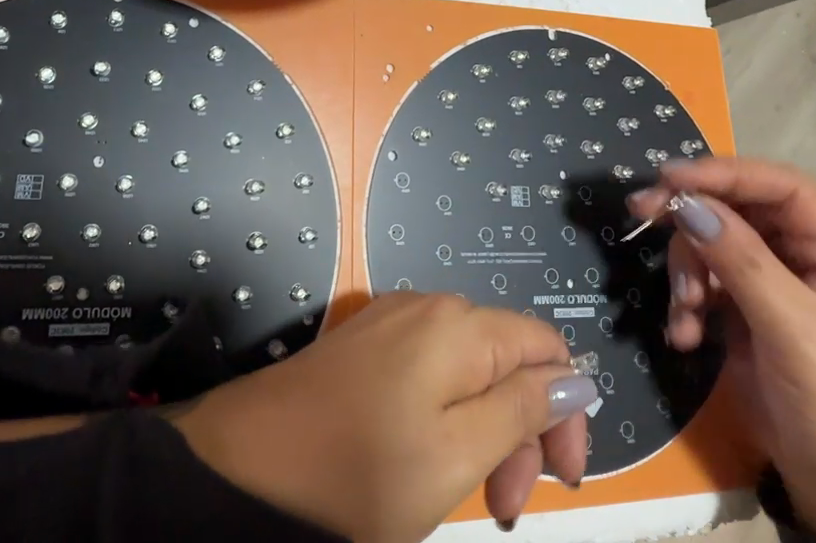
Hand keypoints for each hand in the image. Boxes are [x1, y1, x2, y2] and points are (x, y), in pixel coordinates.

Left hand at [168, 291, 599, 541]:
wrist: (239, 467)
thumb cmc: (355, 472)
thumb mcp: (455, 454)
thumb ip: (522, 411)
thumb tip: (576, 380)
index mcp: (459, 325)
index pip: (547, 347)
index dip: (567, 411)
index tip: (559, 479)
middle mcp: (428, 308)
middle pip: (507, 359)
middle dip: (522, 429)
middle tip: (505, 506)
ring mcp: (390, 323)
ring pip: (468, 371)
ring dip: (484, 430)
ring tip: (470, 496)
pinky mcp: (362, 346)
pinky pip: (427, 373)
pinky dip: (444, 417)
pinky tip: (427, 461)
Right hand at [627, 159, 815, 542]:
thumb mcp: (797, 336)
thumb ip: (742, 263)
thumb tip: (687, 203)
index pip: (782, 188)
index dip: (724, 174)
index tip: (666, 177)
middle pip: (740, 210)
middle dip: (693, 222)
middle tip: (640, 215)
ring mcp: (781, 282)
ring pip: (714, 242)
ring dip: (688, 273)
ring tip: (685, 315)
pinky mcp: (751, 310)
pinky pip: (706, 282)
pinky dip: (687, 303)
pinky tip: (684, 337)